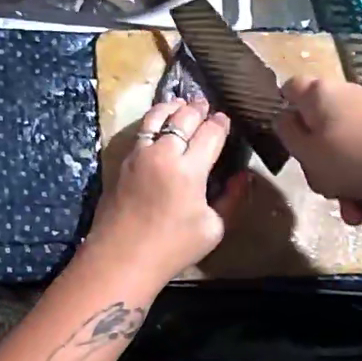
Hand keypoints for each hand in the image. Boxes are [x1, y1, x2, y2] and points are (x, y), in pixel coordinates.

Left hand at [86, 98, 244, 280]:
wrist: (121, 257)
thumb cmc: (172, 247)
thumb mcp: (213, 228)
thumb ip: (231, 199)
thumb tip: (240, 175)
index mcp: (190, 169)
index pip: (210, 133)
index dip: (220, 124)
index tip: (225, 119)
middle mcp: (164, 153)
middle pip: (184, 118)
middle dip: (199, 110)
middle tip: (206, 105)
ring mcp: (139, 154)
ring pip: (157, 117)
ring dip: (173, 107)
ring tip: (181, 103)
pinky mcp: (123, 162)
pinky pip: (141, 131)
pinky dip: (153, 119)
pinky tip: (158, 122)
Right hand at [275, 77, 361, 208]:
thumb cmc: (360, 155)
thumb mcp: (309, 154)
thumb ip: (288, 137)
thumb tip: (285, 121)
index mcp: (316, 93)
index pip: (287, 91)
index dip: (283, 115)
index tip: (286, 144)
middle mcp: (344, 97)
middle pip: (316, 129)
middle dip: (316, 163)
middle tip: (321, 185)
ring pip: (342, 152)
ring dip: (342, 183)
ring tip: (354, 209)